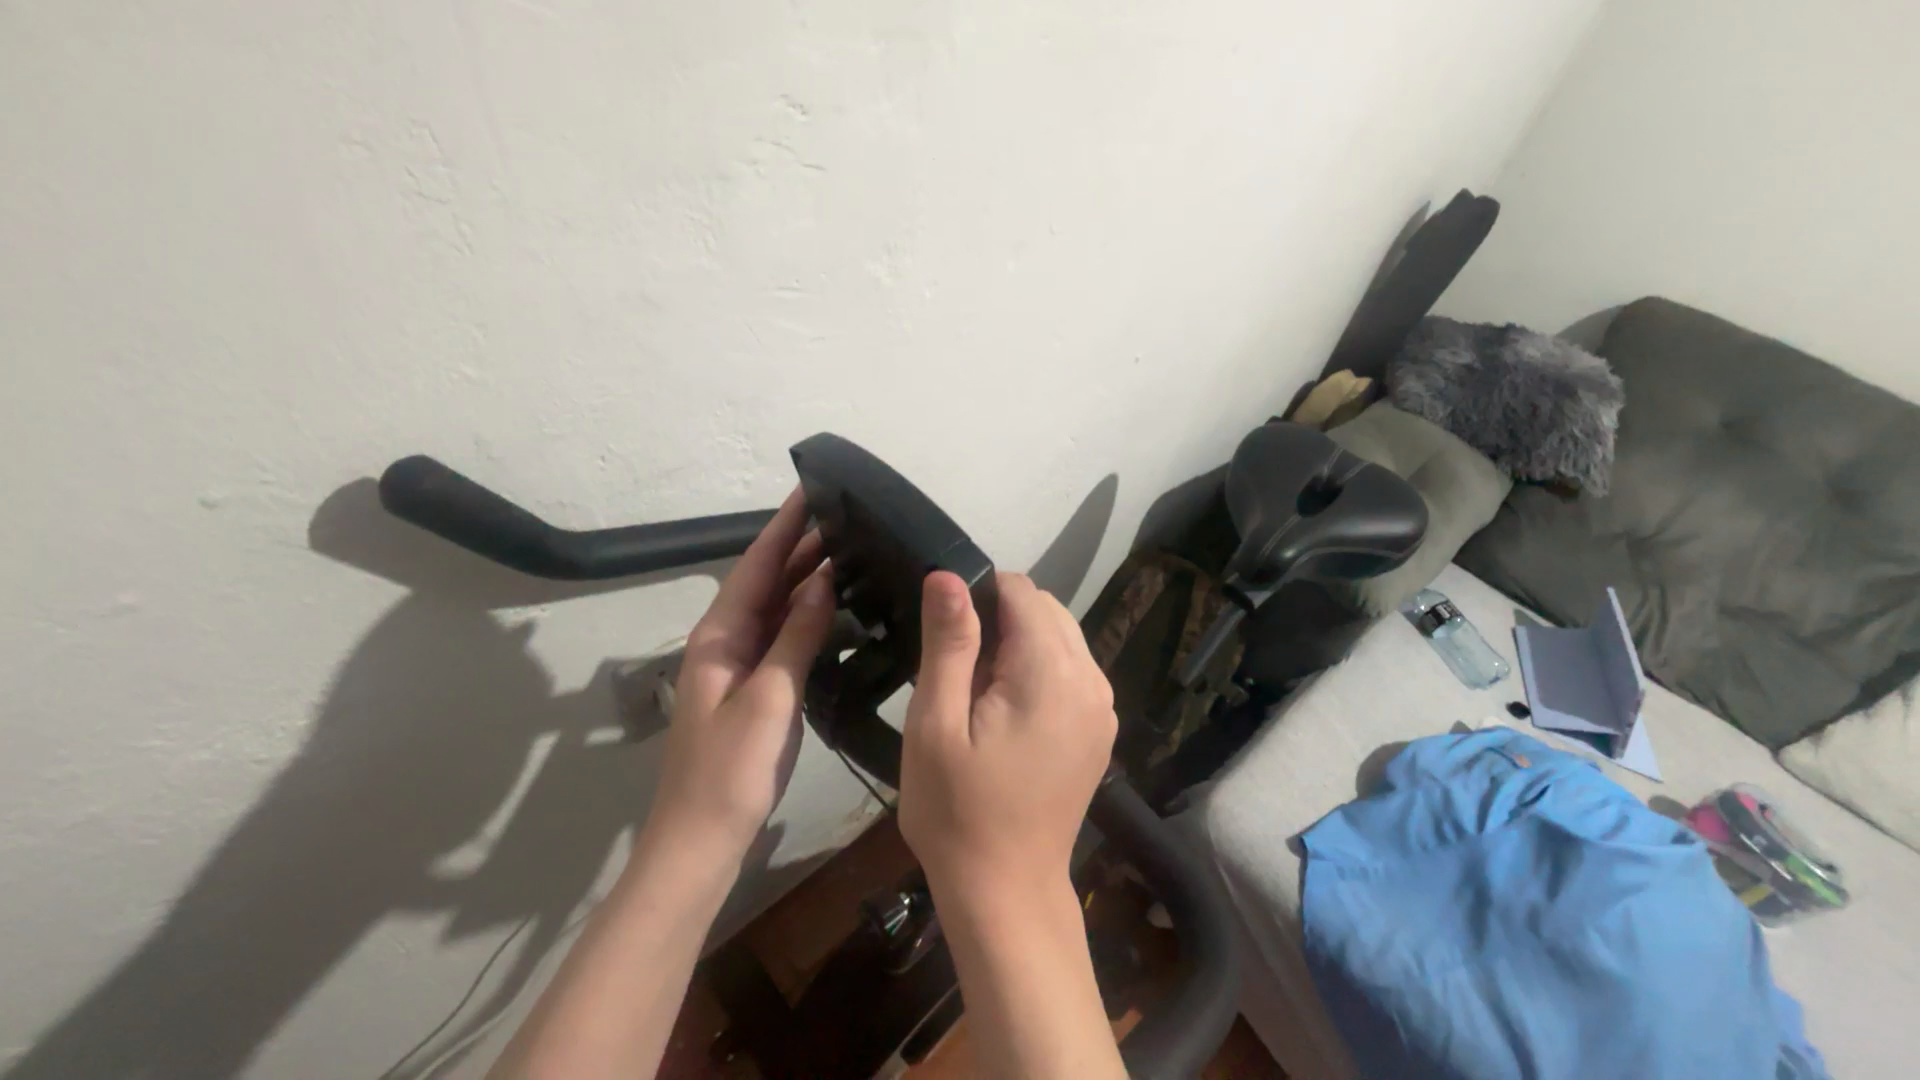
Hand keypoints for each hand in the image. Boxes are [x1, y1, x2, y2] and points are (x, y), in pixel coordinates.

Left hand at [647, 488, 835, 855]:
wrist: (701, 838)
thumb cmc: (731, 768)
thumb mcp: (769, 697)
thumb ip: (797, 636)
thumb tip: (823, 581)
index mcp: (719, 636)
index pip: (755, 566)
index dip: (784, 528)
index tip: (811, 490)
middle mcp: (724, 642)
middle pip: (764, 582)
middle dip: (799, 547)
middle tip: (844, 516)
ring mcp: (737, 668)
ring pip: (775, 610)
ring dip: (805, 580)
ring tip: (847, 550)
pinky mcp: (752, 691)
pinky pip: (782, 639)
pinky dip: (807, 618)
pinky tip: (834, 610)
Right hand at [899, 571, 1117, 902]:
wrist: (1006, 892)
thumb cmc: (957, 811)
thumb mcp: (935, 724)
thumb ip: (949, 643)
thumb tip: (948, 574)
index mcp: (1051, 672)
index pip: (1021, 590)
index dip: (977, 596)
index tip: (944, 636)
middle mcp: (1091, 679)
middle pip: (1045, 609)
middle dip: (999, 621)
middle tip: (957, 675)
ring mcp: (1104, 707)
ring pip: (1061, 637)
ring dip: (1018, 645)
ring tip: (978, 697)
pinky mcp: (1101, 730)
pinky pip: (1070, 671)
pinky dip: (1038, 672)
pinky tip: (1007, 715)